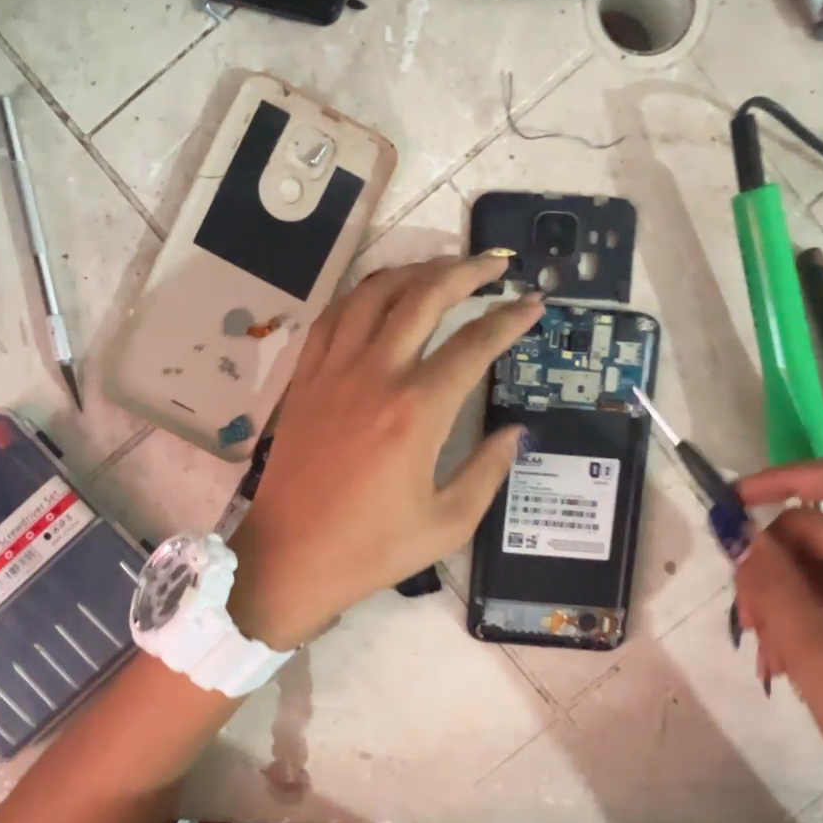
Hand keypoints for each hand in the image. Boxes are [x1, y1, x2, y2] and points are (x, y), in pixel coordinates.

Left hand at [227, 255, 543, 649]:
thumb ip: (487, 472)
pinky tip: (379, 297)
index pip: (474, 344)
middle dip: (465, 272)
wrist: (289, 556)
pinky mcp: (305, 380)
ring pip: (374, 294)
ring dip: (413, 272)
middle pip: (424, 297)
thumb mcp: (446, 524)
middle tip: (494, 266)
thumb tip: (514, 433)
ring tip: (441, 270)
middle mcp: (375, 375)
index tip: (532, 304)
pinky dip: (363, 295)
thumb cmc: (370, 549)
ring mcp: (333, 371)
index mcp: (417, 412)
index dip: (509, 319)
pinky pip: (334, 317)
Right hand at [733, 457, 822, 822]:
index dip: (790, 477)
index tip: (733, 502)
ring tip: (764, 651)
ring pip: (816, 563)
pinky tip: (779, 658)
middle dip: (772, 563)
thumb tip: (734, 532)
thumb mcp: (820, 660)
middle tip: (745, 617)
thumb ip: (774, 590)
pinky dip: (794, 615)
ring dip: (778, 596)